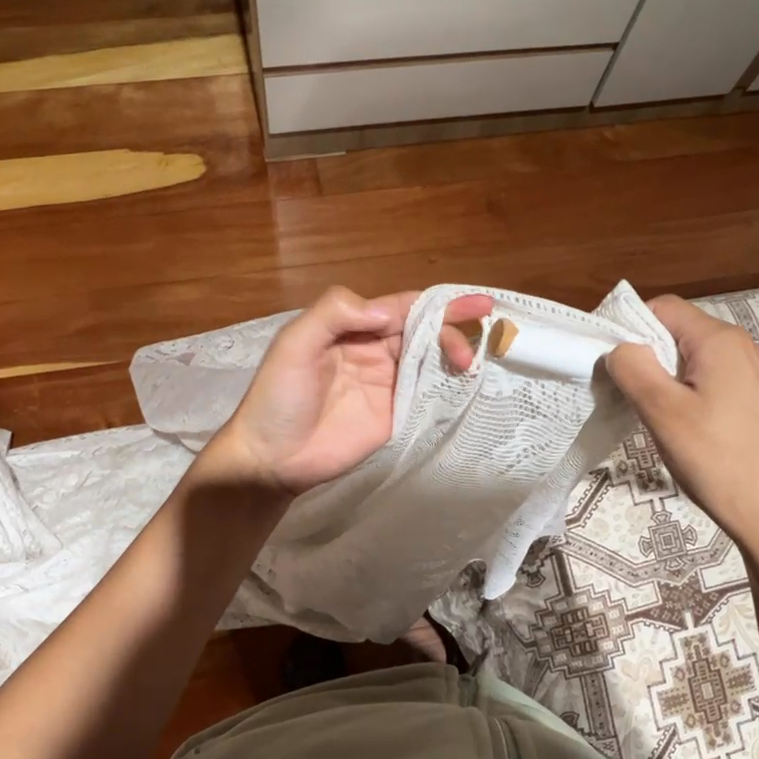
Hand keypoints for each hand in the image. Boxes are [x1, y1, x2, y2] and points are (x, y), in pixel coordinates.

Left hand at [206, 286, 488, 495]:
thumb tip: (391, 311)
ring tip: (471, 360)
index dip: (439, 302)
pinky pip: (428, 397)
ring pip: (433, 362)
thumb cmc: (278, 396)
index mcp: (354, 328)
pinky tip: (468, 384)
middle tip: (485, 330)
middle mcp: (377, 352)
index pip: (404, 307)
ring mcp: (389, 387)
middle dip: (457, 326)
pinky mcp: (396, 418)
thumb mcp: (296, 342)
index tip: (473, 302)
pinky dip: (450, 388)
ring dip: (457, 355)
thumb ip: (336, 313)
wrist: (272, 456)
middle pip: (426, 332)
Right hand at [605, 295, 758, 543]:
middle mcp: (741, 347)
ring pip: (691, 362)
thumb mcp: (664, 413)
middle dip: (644, 358)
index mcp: (719, 340)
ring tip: (650, 419)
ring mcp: (752, 375)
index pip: (662, 308)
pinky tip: (679, 431)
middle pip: (677, 334)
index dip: (628, 327)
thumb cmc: (719, 460)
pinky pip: (708, 383)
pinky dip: (685, 398)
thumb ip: (634, 370)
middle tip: (624, 396)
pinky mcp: (754, 402)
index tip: (607, 363)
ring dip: (663, 382)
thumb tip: (618, 348)